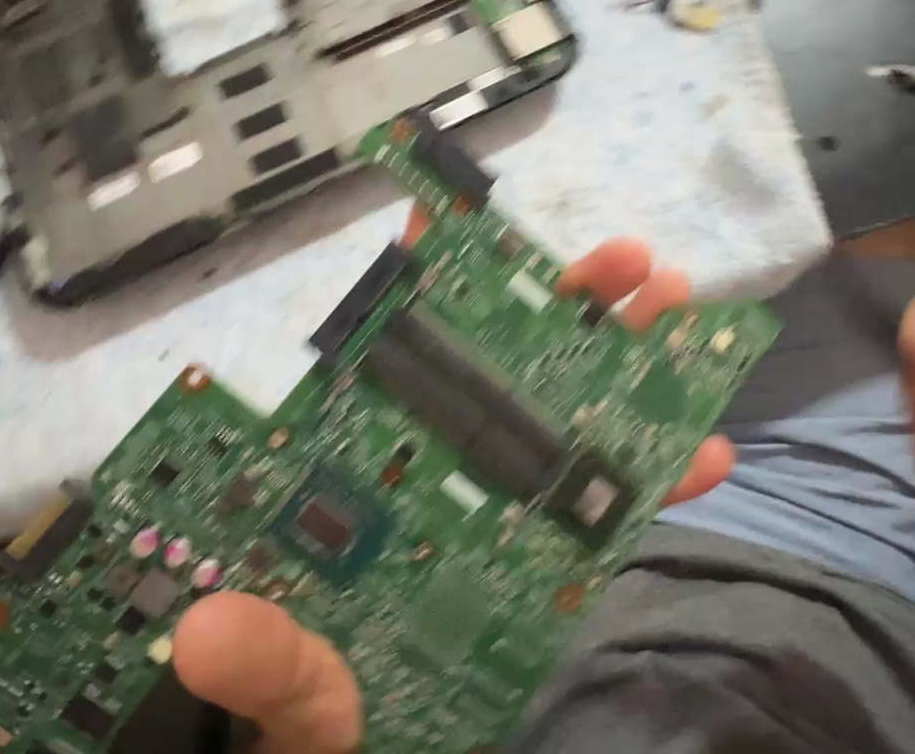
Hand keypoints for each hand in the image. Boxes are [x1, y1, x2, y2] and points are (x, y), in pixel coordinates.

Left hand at [171, 208, 733, 753]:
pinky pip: (608, 506)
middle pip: (506, 368)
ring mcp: (499, 509)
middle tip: (624, 261)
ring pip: (569, 419)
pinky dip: (656, 478)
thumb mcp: (292, 686)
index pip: (389, 360)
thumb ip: (267, 661)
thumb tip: (208, 631)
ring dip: (629, 365)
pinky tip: (706, 450)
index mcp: (369, 475)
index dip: (418, 282)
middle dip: (566, 304)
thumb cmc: (322, 707)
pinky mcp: (545, 556)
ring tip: (676, 312)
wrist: (377, 748)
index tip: (449, 215)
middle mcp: (441, 471)